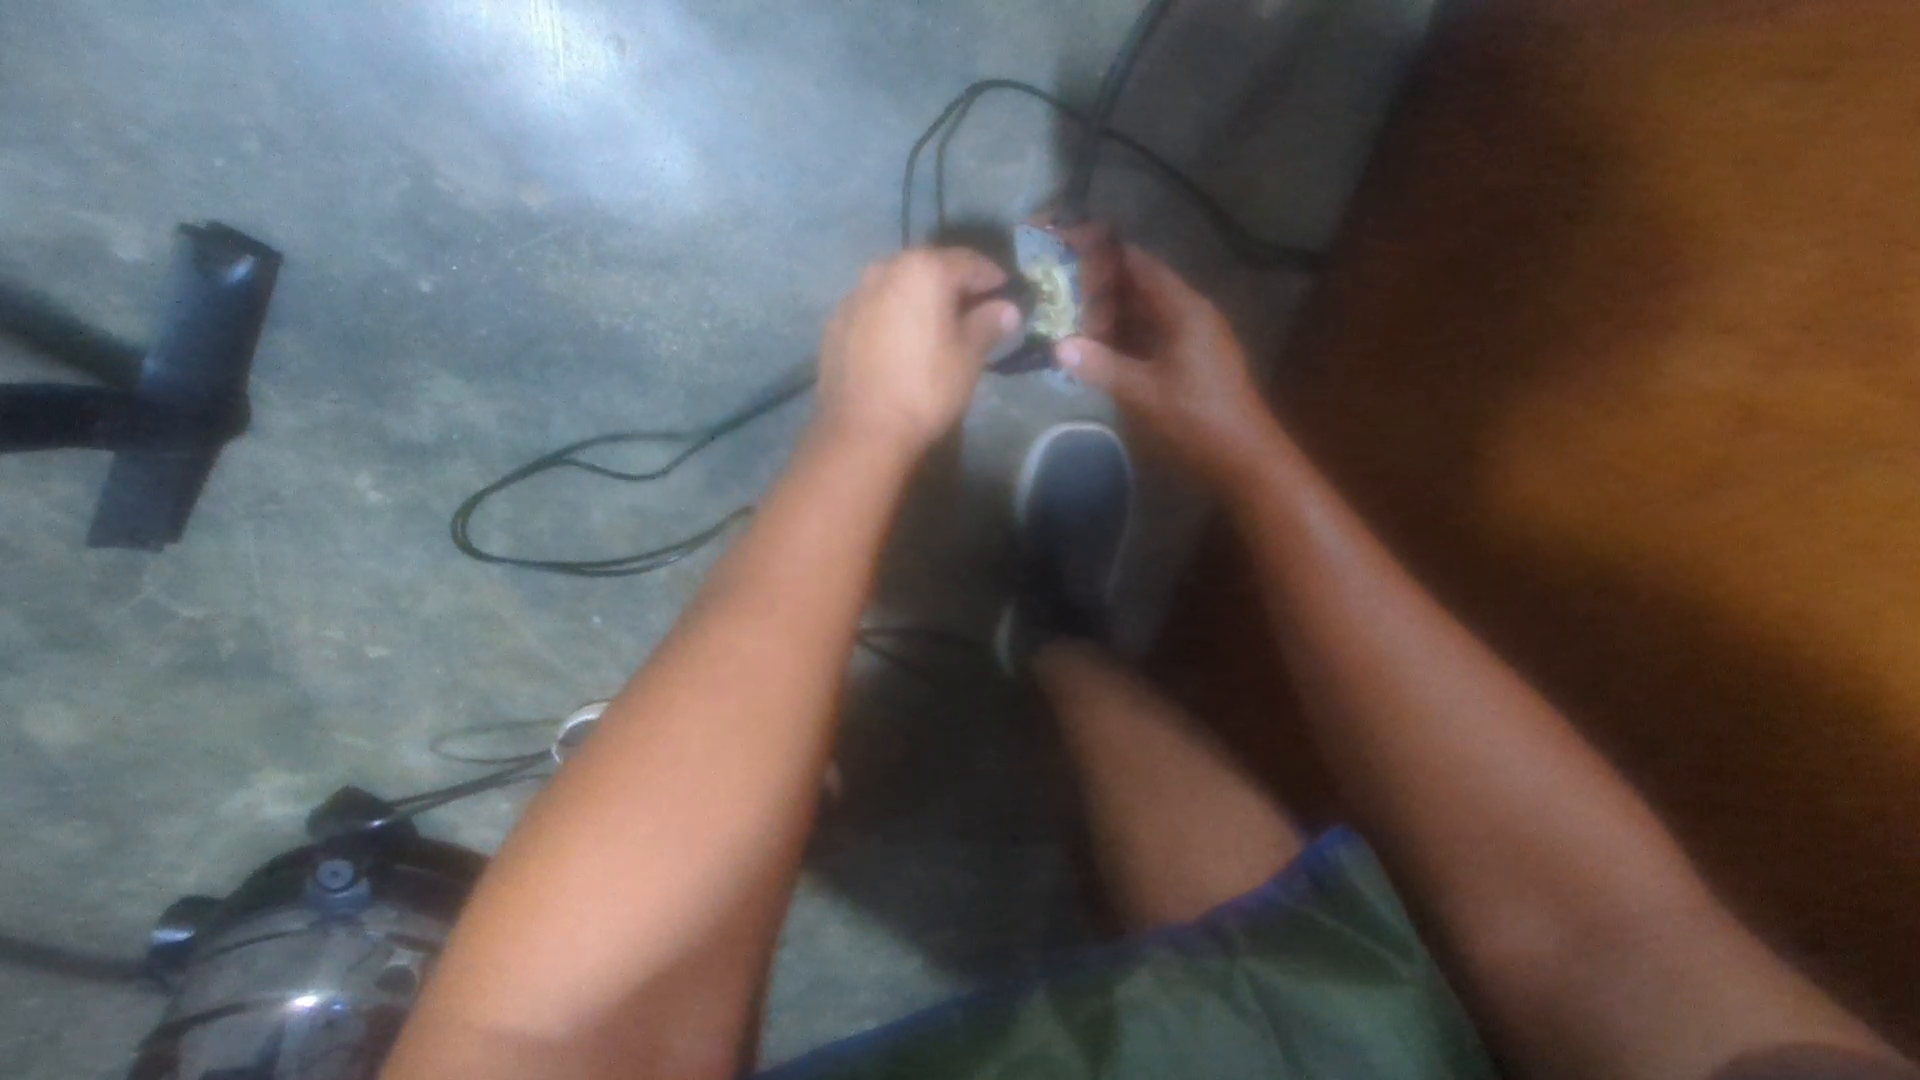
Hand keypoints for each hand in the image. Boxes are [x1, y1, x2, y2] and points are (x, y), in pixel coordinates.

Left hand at [815, 248, 1021, 456]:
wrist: (862, 430)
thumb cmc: (926, 388)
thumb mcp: (968, 356)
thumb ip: (989, 323)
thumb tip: (1007, 309)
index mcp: (923, 270)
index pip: (969, 262)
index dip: (992, 278)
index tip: (1007, 294)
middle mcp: (884, 269)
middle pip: (929, 268)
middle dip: (954, 286)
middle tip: (974, 310)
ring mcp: (854, 295)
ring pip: (898, 287)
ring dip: (920, 299)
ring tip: (937, 326)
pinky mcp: (836, 323)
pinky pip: (875, 309)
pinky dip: (893, 316)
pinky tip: (902, 342)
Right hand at [1054, 245, 1274, 486]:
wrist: (1245, 457)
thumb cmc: (1197, 418)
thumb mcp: (1143, 392)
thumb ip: (1100, 366)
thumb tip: (1057, 346)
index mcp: (1184, 309)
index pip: (1140, 264)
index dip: (1105, 252)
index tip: (1069, 247)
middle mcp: (1192, 314)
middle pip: (1142, 287)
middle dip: (1102, 286)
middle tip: (1058, 287)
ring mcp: (1196, 338)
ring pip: (1147, 313)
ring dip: (1113, 313)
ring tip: (1070, 314)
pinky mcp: (1195, 360)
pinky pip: (1154, 335)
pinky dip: (1127, 336)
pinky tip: (1099, 347)